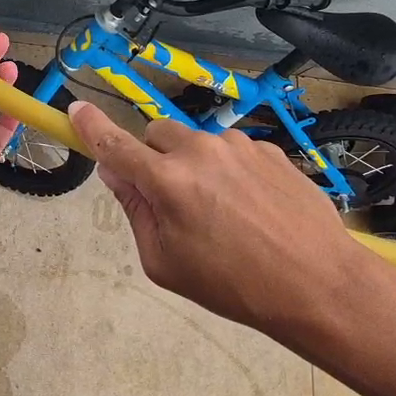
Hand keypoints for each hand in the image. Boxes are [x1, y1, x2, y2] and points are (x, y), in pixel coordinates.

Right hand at [67, 101, 366, 330]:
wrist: (319, 283)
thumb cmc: (234, 285)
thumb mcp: (166, 263)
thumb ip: (136, 211)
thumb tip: (117, 172)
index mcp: (167, 182)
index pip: (115, 145)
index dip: (91, 126)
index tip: (75, 109)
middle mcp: (199, 150)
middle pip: (156, 135)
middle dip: (155, 159)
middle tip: (173, 199)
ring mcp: (238, 144)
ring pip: (197, 141)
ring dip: (196, 164)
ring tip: (226, 211)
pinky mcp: (269, 147)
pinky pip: (233, 150)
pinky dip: (231, 170)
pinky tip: (254, 206)